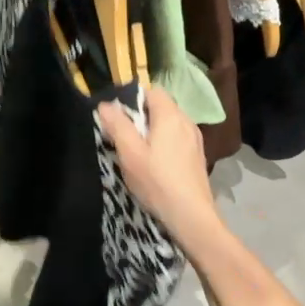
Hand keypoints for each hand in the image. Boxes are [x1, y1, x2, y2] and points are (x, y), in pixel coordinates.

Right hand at [97, 88, 222, 244]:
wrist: (191, 214)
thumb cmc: (157, 181)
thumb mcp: (130, 153)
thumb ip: (117, 125)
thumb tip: (105, 104)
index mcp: (170, 115)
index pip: (152, 91)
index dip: (133, 99)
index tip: (119, 118)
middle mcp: (187, 121)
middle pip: (161, 107)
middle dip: (142, 117)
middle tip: (125, 137)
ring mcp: (195, 139)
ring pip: (170, 125)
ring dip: (153, 132)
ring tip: (138, 153)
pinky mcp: (198, 156)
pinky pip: (178, 139)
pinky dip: (165, 144)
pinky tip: (157, 165)